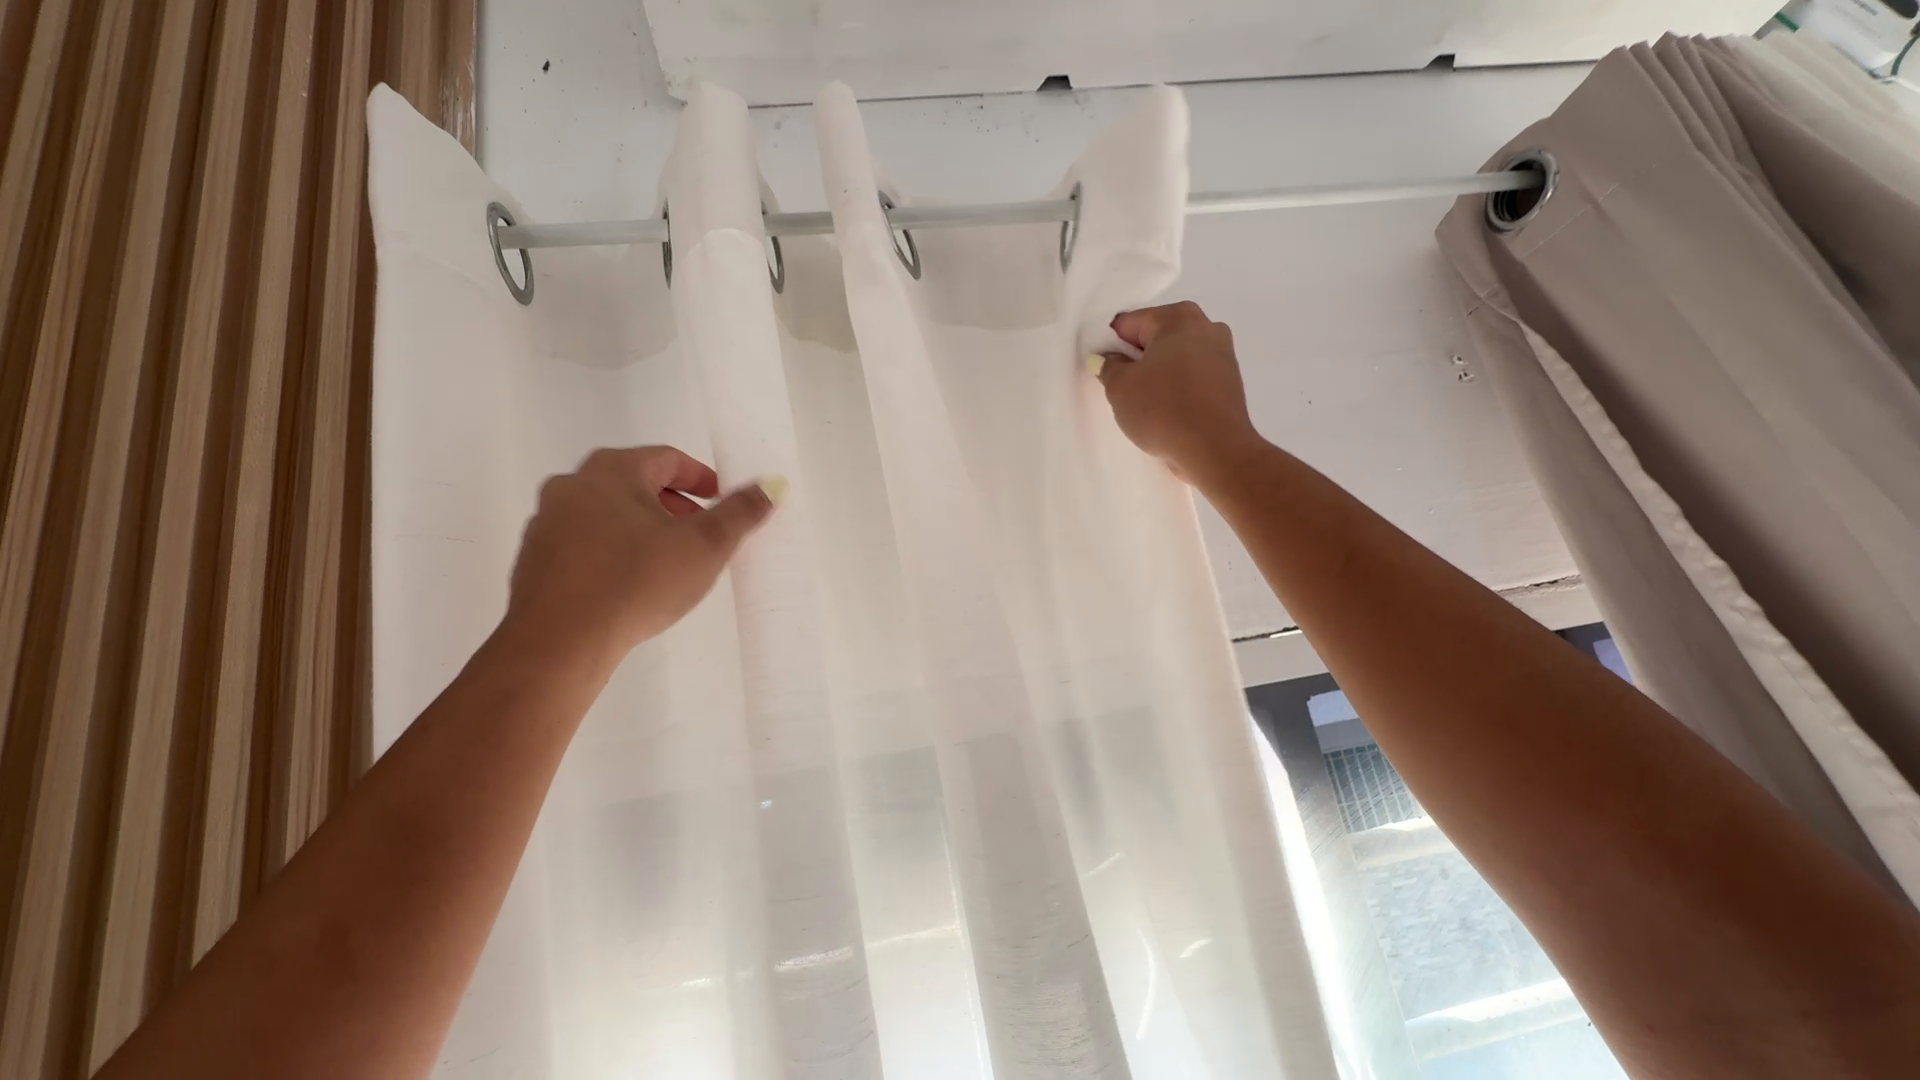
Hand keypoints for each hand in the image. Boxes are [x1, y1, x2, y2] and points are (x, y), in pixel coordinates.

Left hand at [503, 446, 776, 666]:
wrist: (560, 641)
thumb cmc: (639, 580)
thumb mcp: (705, 546)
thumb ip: (740, 512)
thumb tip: (771, 485)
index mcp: (613, 470)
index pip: (667, 458)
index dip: (700, 477)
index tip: (720, 499)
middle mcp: (572, 485)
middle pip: (634, 483)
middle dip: (672, 503)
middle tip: (699, 530)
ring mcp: (546, 522)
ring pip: (606, 513)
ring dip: (640, 527)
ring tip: (667, 560)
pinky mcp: (533, 560)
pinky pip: (584, 543)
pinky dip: (612, 551)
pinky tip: (629, 583)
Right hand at [1094, 301, 1263, 481]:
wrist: (1214, 450)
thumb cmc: (1162, 409)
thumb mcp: (1120, 387)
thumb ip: (1108, 366)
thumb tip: (1108, 359)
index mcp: (1179, 317)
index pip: (1128, 324)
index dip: (1109, 347)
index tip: (1104, 371)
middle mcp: (1207, 327)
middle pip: (1155, 338)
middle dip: (1136, 360)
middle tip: (1122, 389)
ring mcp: (1223, 354)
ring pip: (1175, 360)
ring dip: (1157, 376)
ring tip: (1145, 405)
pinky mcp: (1230, 382)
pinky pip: (1192, 378)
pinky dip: (1177, 389)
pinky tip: (1167, 412)